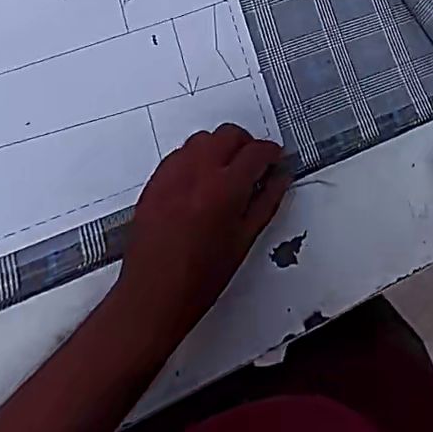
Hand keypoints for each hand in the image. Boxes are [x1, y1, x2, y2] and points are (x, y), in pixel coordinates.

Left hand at [117, 124, 287, 344]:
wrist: (153, 297)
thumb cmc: (196, 280)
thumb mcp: (244, 240)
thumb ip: (266, 201)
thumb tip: (278, 179)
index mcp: (225, 189)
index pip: (256, 151)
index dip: (271, 153)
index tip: (274, 159)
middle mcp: (197, 174)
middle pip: (229, 134)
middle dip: (246, 145)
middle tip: (253, 163)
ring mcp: (172, 175)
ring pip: (202, 139)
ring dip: (219, 148)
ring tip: (226, 171)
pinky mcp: (155, 181)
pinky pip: (179, 154)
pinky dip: (194, 158)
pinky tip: (200, 179)